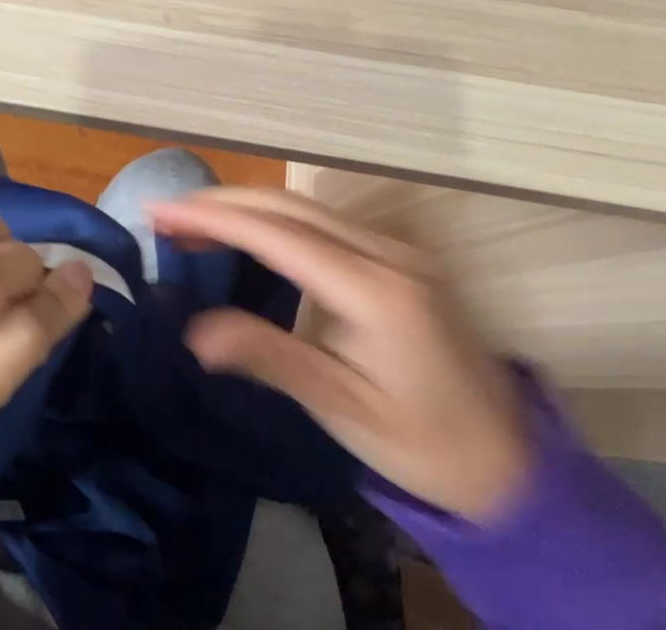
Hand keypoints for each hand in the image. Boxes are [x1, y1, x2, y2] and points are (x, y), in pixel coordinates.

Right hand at [150, 188, 530, 522]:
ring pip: (303, 208)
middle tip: (160, 214)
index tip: (156, 211)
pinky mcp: (398, 261)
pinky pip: (321, 223)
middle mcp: (389, 255)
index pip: (276, 234)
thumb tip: (193, 333)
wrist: (509, 462)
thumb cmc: (422, 442)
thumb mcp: (341, 408)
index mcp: (376, 291)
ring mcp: (398, 252)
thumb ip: (269, 358)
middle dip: (218, 203)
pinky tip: (240, 235)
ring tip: (186, 223)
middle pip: (288, 206)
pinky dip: (269, 221)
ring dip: (241, 208)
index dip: (211, 218)